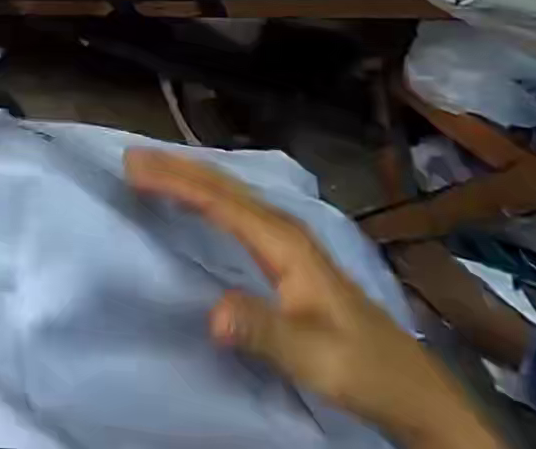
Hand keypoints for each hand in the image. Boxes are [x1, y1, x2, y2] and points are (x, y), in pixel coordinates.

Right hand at [125, 148, 504, 448]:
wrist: (402, 379)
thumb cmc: (356, 363)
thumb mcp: (309, 354)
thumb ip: (262, 329)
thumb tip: (211, 311)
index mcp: (284, 241)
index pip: (220, 201)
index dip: (176, 181)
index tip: (136, 165)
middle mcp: (284, 228)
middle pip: (224, 187)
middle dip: (178, 168)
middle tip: (133, 157)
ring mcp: (288, 238)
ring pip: (231, 193)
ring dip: (192, 177)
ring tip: (155, 167)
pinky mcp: (287, 252)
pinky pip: (238, 210)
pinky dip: (210, 197)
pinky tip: (200, 200)